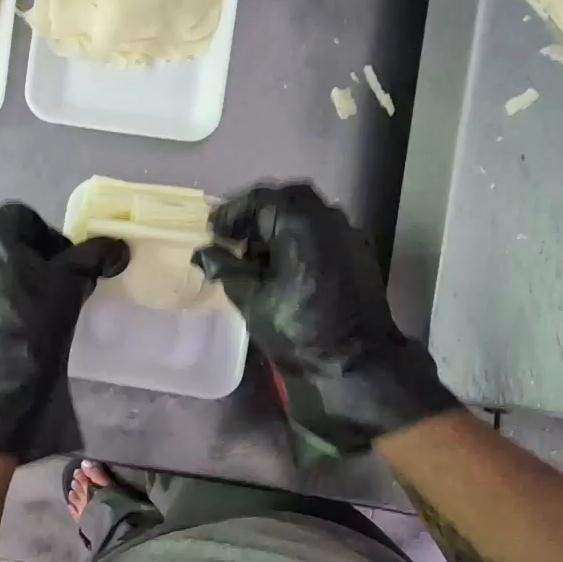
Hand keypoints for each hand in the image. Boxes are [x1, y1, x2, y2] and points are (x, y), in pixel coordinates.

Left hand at [0, 204, 128, 462]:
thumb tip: (118, 247)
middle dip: (34, 260)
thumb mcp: (73, 282)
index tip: (66, 261)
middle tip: (58, 285)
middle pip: (6, 245)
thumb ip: (96, 257)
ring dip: (18, 284)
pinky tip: (20, 334)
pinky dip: (2, 309)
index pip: (20, 216)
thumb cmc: (36, 320)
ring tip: (41, 312)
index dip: (48, 233)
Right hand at [195, 183, 458, 455]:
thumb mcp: (252, 300)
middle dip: (256, 215)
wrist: (358, 361)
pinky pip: (322, 231)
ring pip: (306, 214)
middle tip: (233, 237)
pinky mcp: (358, 252)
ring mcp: (347, 233)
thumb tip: (203, 253)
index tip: (212, 230)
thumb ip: (226, 269)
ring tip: (256, 254)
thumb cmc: (299, 330)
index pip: (257, 200)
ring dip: (279, 226)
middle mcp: (326, 217)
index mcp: (299, 221)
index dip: (230, 214)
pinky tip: (285, 265)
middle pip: (285, 200)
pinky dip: (300, 238)